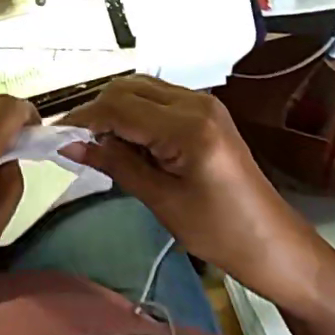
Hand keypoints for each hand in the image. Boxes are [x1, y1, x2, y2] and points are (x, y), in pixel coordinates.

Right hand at [60, 75, 322, 303]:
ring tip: (98, 142)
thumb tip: (69, 145)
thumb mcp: (162, 202)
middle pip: (127, 88)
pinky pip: (156, 97)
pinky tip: (126, 138)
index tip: (56, 136)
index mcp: (188, 127)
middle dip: (97, 110)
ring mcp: (202, 102)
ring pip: (139, 87)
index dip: (84, 119)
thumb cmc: (222, 234)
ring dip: (114, 108)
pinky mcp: (204, 109)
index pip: (119, 106)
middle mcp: (195, 102)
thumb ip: (115, 164)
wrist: (278, 247)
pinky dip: (133, 111)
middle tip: (76, 142)